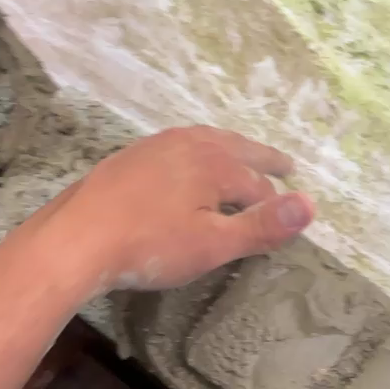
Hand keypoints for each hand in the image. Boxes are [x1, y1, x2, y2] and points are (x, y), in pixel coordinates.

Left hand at [7, 126, 316, 295]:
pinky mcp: (129, 159)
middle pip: (236, 150)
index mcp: (214, 163)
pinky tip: (186, 169)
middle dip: (262, 160)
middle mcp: (188, 144)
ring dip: (229, 150)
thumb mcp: (212, 244)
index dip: (273, 205)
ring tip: (239, 157)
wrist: (78, 239)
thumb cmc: (150, 246)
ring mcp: (155, 147)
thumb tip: (312, 206)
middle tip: (285, 164)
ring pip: (205, 143)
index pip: (257, 185)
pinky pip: (177, 149)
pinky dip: (197, 155)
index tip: (283, 220)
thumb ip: (261, 226)